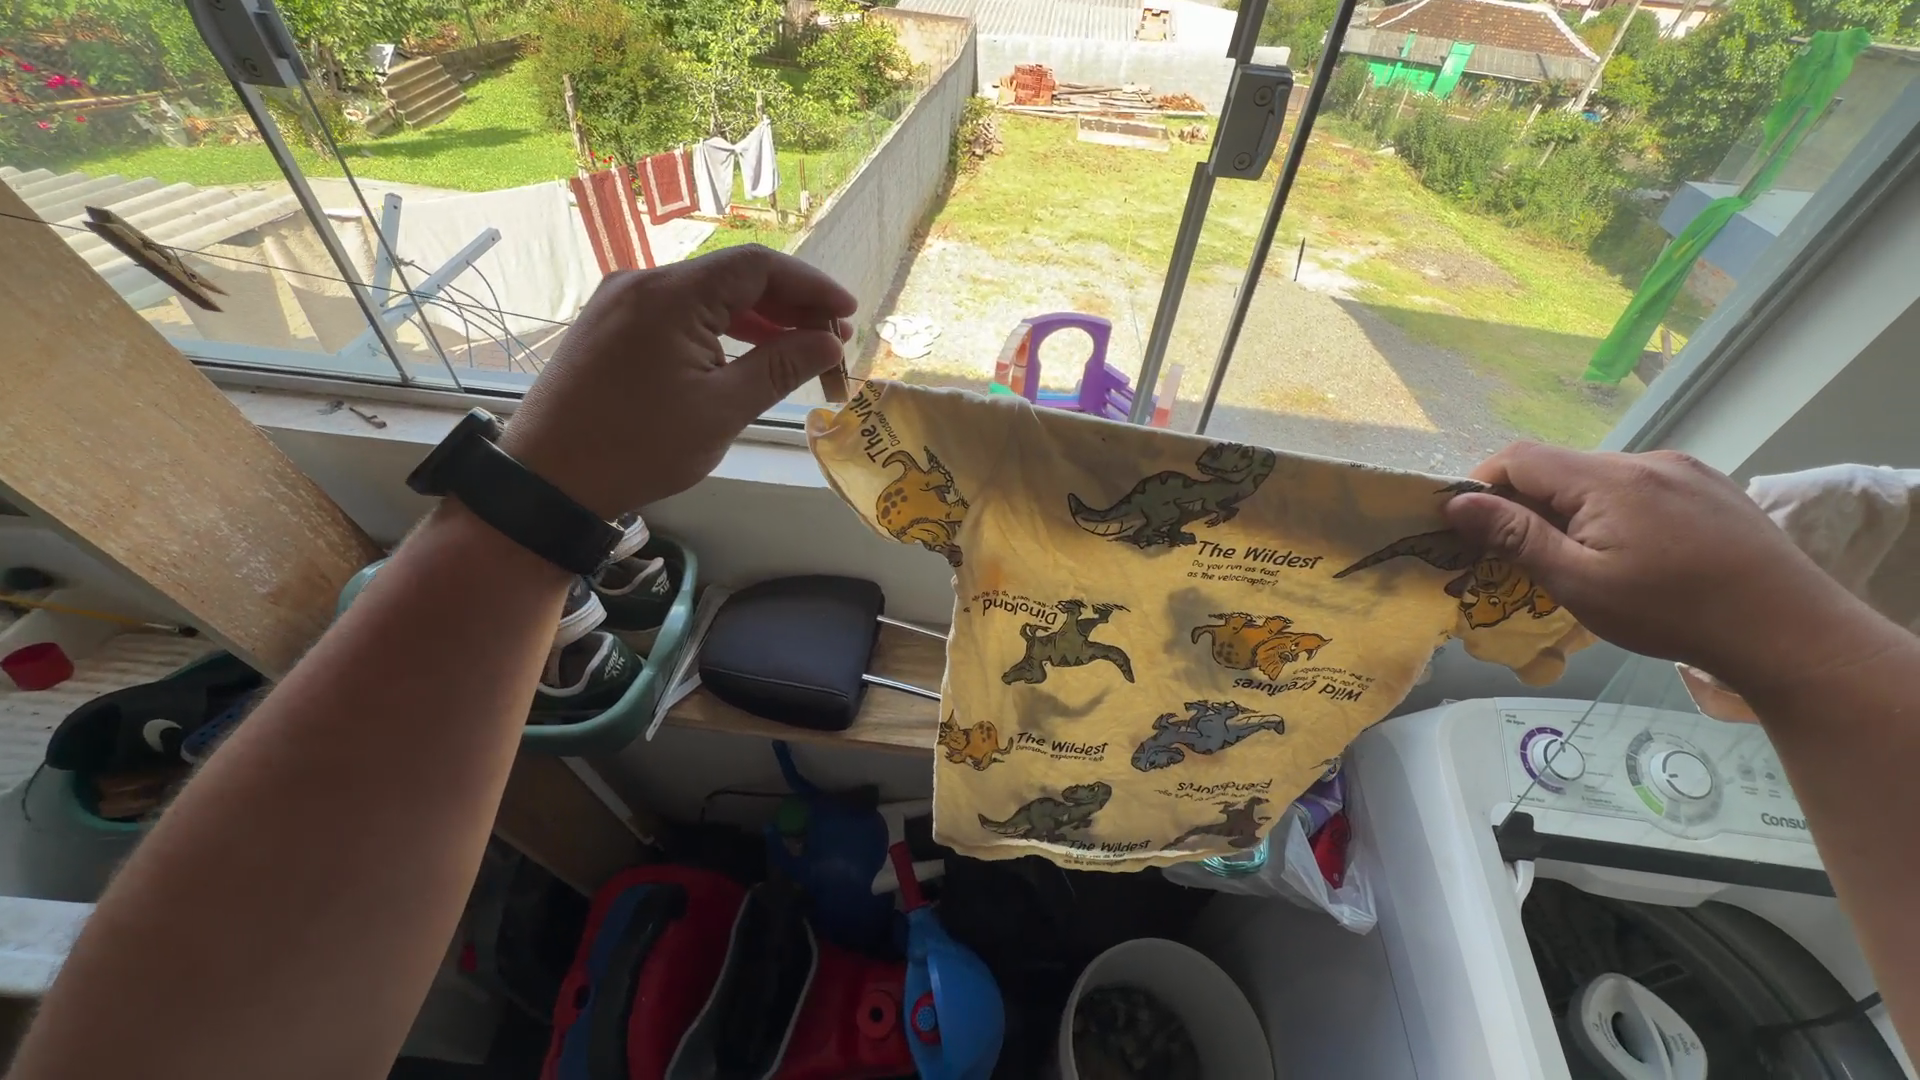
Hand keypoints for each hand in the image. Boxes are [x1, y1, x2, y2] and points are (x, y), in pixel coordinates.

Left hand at [499, 245, 855, 517]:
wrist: (548, 478)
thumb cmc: (639, 447)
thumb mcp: (723, 410)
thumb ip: (781, 367)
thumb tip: (830, 343)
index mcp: (672, 296)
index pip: (759, 267)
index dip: (811, 286)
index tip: (849, 312)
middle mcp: (644, 283)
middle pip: (734, 277)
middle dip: (790, 306)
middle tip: (833, 340)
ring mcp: (623, 302)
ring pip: (708, 296)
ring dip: (759, 320)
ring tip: (801, 351)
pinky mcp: (613, 326)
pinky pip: (681, 314)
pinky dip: (722, 331)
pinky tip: (750, 355)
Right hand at [1443, 443, 1878, 693]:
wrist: (1793, 632)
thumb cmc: (1671, 612)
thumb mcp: (1577, 581)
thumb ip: (1515, 536)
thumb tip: (1456, 503)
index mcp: (1608, 479)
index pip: (1518, 457)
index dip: (1481, 484)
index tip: (1469, 526)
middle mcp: (1645, 460)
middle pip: (1556, 466)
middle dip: (1522, 502)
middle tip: (1516, 553)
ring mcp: (1682, 471)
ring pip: (1594, 477)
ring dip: (1566, 508)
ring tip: (1573, 556)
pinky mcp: (1707, 487)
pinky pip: (1634, 485)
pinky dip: (1606, 509)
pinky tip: (1623, 549)